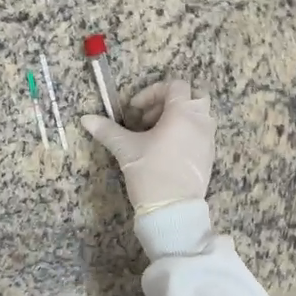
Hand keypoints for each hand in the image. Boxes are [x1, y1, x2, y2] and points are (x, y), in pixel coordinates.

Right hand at [82, 80, 214, 213]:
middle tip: (151, 119)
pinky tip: (168, 151)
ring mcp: (208, 139)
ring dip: (180, 117)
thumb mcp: (126, 150)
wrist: (173, 209)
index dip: (152, 93)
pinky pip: (201, 134)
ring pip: (200, 115)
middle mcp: (200, 121)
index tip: (135, 110)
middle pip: (194, 95)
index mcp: (182, 113)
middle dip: (171, 102)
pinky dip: (187, 133)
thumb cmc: (150, 173)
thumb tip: (85, 119)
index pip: (174, 86)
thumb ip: (107, 131)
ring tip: (158, 135)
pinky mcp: (209, 156)